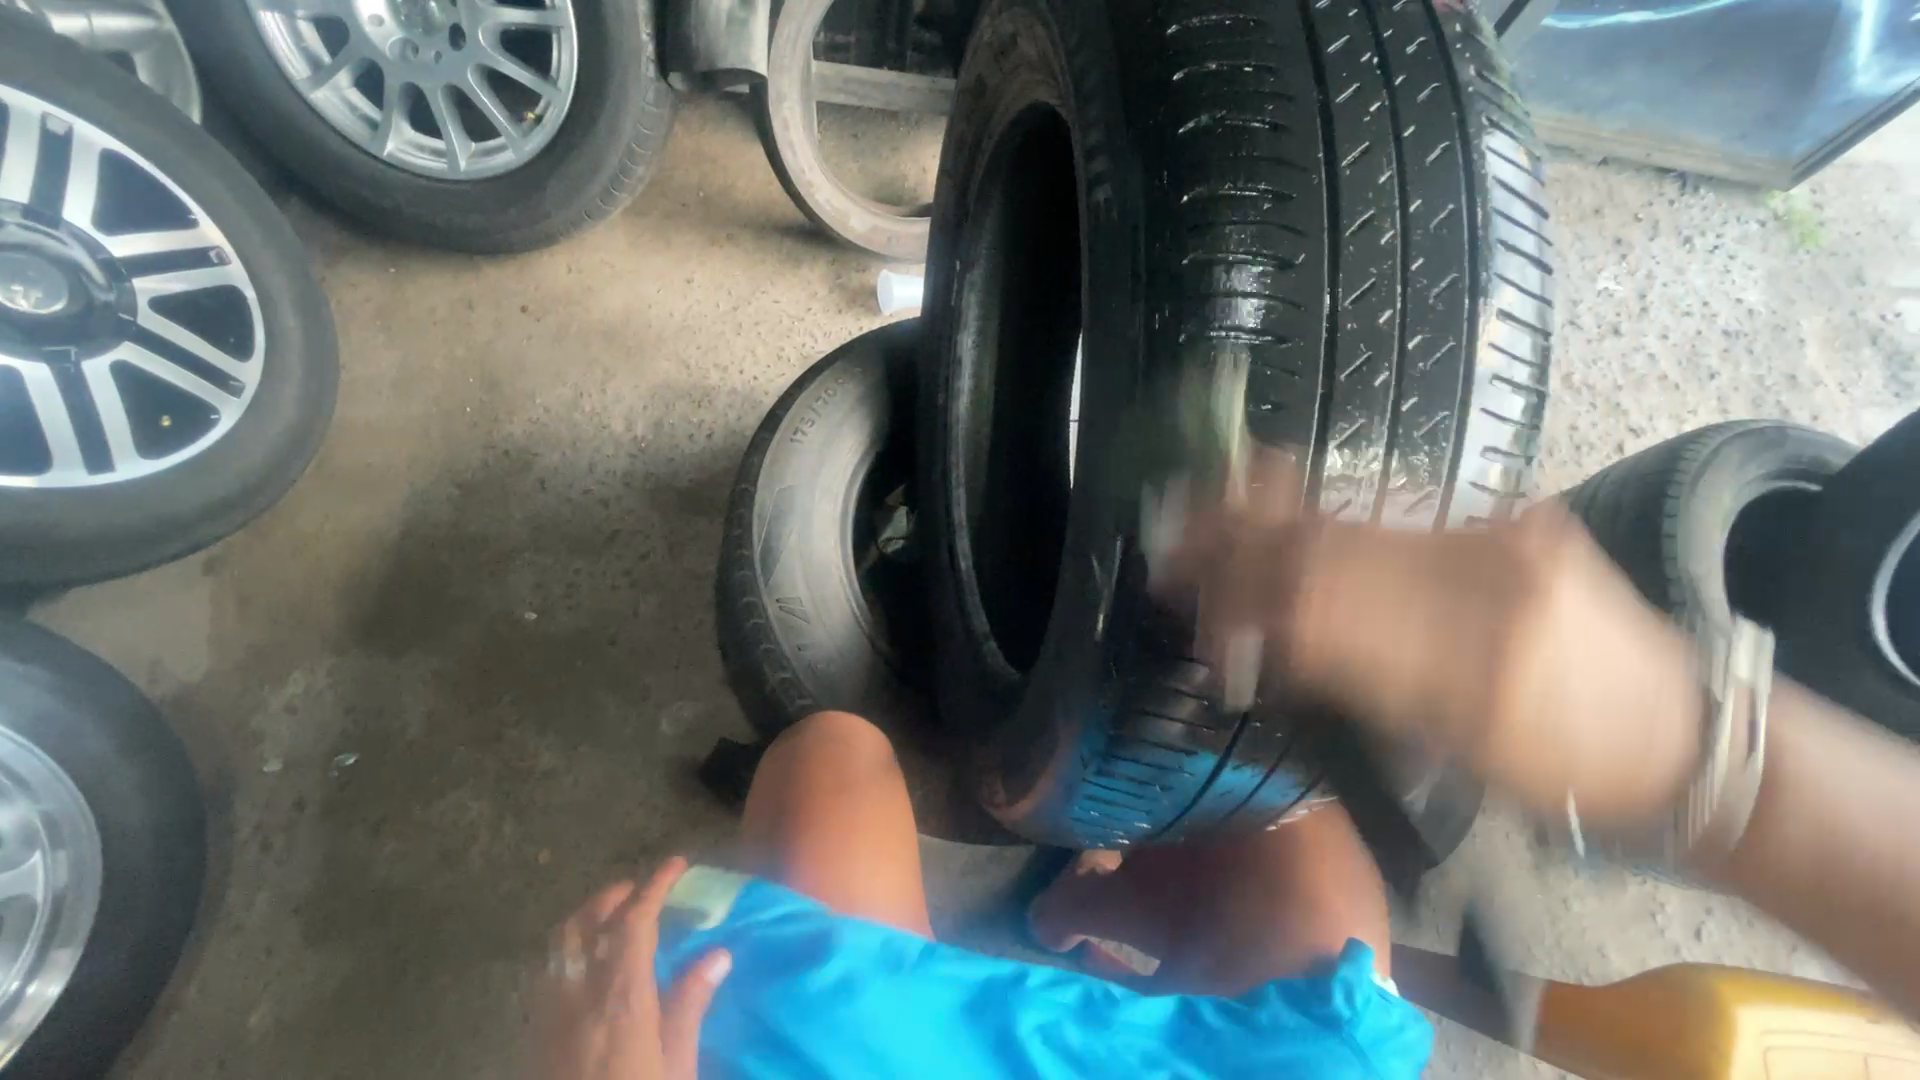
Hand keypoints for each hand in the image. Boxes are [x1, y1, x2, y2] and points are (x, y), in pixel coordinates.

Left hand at [530, 857, 730, 1079]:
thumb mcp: (677, 1069)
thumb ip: (689, 1005)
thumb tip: (716, 954)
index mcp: (622, 999)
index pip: (635, 922)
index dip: (655, 885)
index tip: (677, 864)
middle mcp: (578, 997)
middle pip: (585, 923)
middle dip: (614, 895)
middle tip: (643, 890)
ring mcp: (549, 1018)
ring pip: (557, 946)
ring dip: (585, 918)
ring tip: (613, 919)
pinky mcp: (534, 1040)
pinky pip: (546, 974)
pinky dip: (567, 950)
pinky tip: (585, 966)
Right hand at [1156, 458, 1706, 827]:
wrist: (1685, 734)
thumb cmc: (1560, 769)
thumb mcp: (1449, 751)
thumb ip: (1350, 682)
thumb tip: (1259, 642)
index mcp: (1472, 666)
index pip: (1322, 617)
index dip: (1242, 608)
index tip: (1190, 611)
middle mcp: (1488, 581)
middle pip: (1325, 549)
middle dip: (1233, 545)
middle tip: (1169, 542)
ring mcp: (1503, 533)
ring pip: (1350, 512)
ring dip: (1260, 508)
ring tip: (1199, 497)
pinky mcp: (1508, 512)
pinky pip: (1387, 502)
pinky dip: (1313, 499)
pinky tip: (1268, 481)